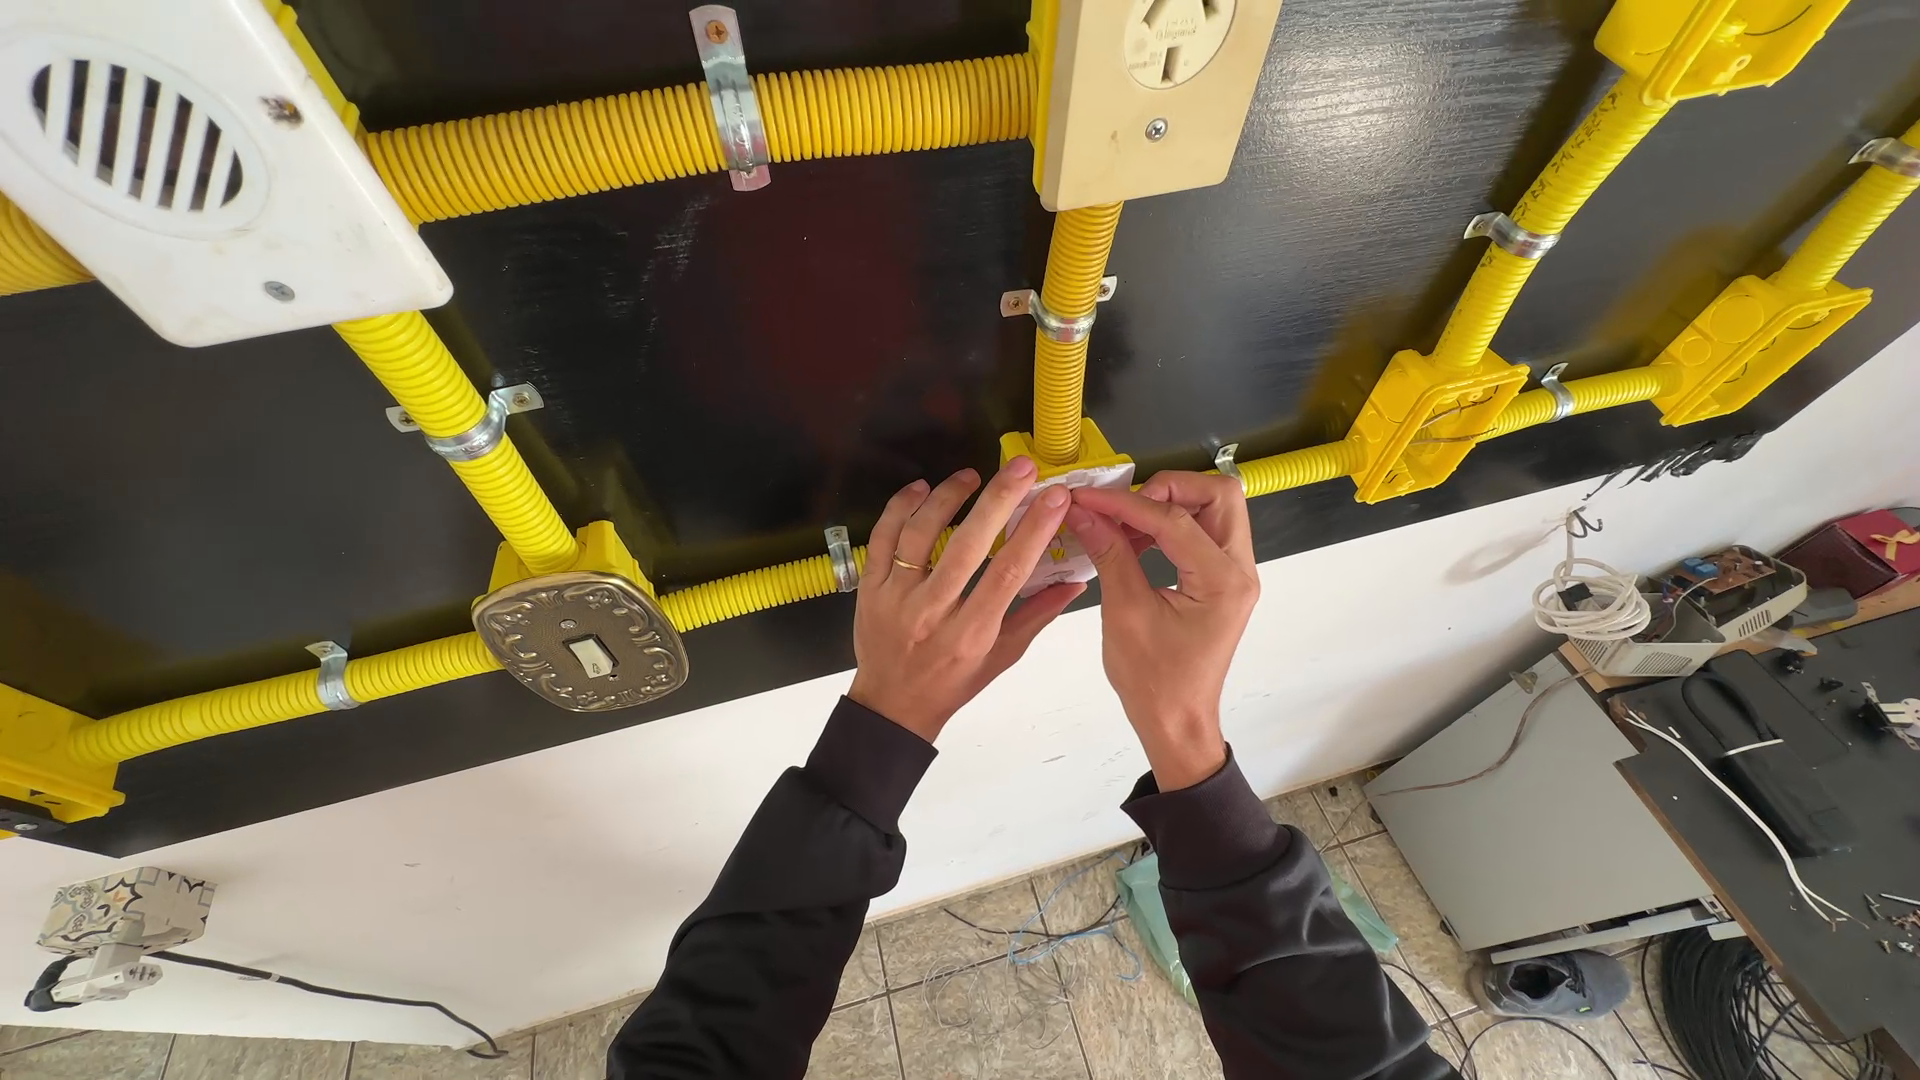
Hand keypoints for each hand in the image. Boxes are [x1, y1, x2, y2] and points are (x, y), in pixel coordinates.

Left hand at [848, 457, 1085, 741]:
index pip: (1007, 573)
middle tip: (1022, 467)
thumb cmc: (953, 682)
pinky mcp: (868, 588)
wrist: (892, 706)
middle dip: (998, 500)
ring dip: (947, 497)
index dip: (1033, 531)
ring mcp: (895, 598)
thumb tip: (1076, 580)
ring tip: (971, 475)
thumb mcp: (1002, 657)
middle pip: (965, 547)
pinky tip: (921, 489)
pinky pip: (882, 538)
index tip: (1055, 498)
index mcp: (971, 633)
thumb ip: (1037, 615)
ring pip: (919, 535)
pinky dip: (900, 508)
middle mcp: (932, 613)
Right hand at [1065, 471, 1259, 790]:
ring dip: (1169, 504)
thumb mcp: (1125, 613)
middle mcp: (1240, 570)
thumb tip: (1084, 512)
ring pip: (1213, 508)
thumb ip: (1110, 554)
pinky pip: (1202, 533)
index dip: (1125, 502)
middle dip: (1167, 487)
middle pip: (1218, 494)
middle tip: (1123, 505)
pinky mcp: (1221, 581)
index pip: (1174, 518)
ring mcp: (1234, 574)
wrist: (1177, 722)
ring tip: (1123, 522)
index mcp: (1223, 580)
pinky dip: (1170, 525)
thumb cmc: (1154, 680)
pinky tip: (1135, 540)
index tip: (1087, 498)